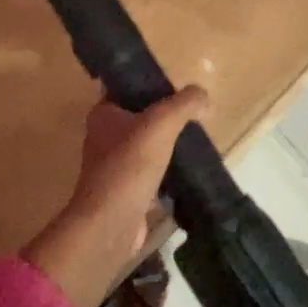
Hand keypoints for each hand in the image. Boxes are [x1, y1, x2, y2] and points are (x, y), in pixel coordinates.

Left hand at [21, 87, 209, 306]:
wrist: (112, 222)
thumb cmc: (130, 164)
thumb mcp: (162, 123)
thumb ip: (184, 104)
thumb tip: (204, 97)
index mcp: (103, 113)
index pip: (125, 88)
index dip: (150, 84)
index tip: (177, 88)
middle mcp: (103, 137)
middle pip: (139, 118)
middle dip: (164, 118)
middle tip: (193, 116)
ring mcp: (113, 166)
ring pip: (145, 147)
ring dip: (166, 146)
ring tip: (194, 141)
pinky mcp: (125, 191)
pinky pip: (150, 174)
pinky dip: (167, 173)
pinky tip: (188, 171)